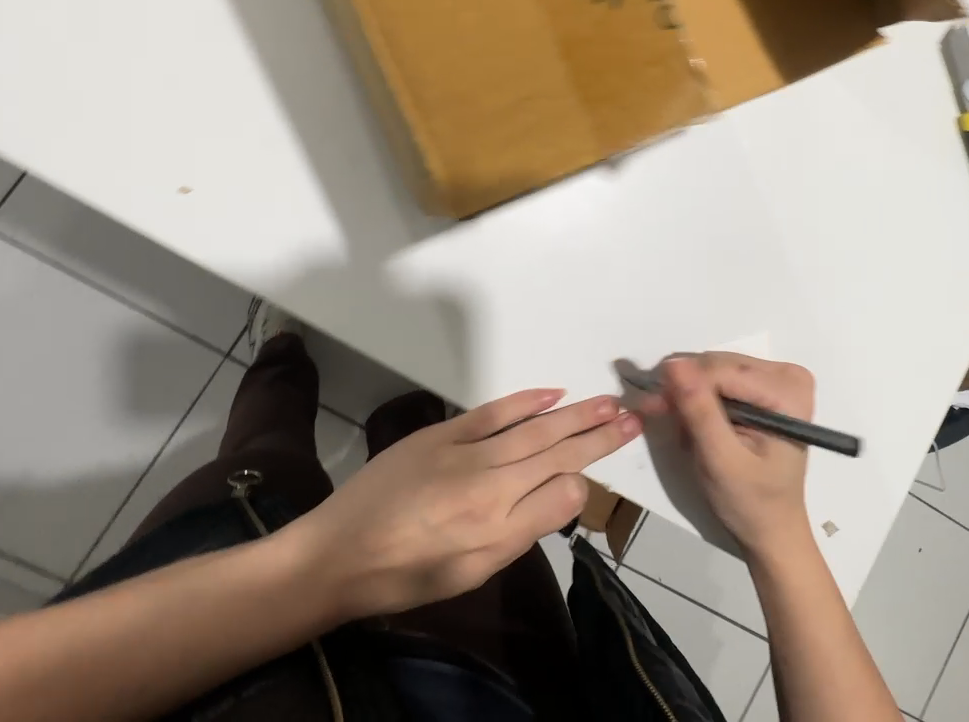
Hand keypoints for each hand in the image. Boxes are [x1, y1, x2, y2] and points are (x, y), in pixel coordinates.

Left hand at [284, 389, 640, 619]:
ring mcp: (463, 449)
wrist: (337, 553)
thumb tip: (574, 487)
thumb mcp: (474, 570)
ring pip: (531, 426)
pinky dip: (524, 401)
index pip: (564, 478)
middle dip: (596, 429)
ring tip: (603, 400)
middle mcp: (489, 476)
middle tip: (630, 411)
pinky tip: (550, 393)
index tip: (624, 435)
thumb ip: (528, 526)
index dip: (595, 457)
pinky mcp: (439, 434)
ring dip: (571, 412)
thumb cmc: (409, 575)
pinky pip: (491, 412)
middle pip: (554, 446)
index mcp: (499, 515)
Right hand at [644, 352, 815, 558]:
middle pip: (718, 365)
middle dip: (686, 390)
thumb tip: (673, 364)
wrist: (772, 527)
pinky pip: (722, 378)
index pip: (721, 370)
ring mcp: (779, 378)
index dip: (683, 384)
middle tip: (664, 418)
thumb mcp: (719, 461)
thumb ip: (699, 411)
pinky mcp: (767, 386)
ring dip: (691, 395)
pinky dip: (702, 398)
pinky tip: (699, 423)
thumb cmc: (750, 501)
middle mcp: (788, 375)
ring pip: (715, 368)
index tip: (654, 407)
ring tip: (685, 430)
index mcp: (788, 392)